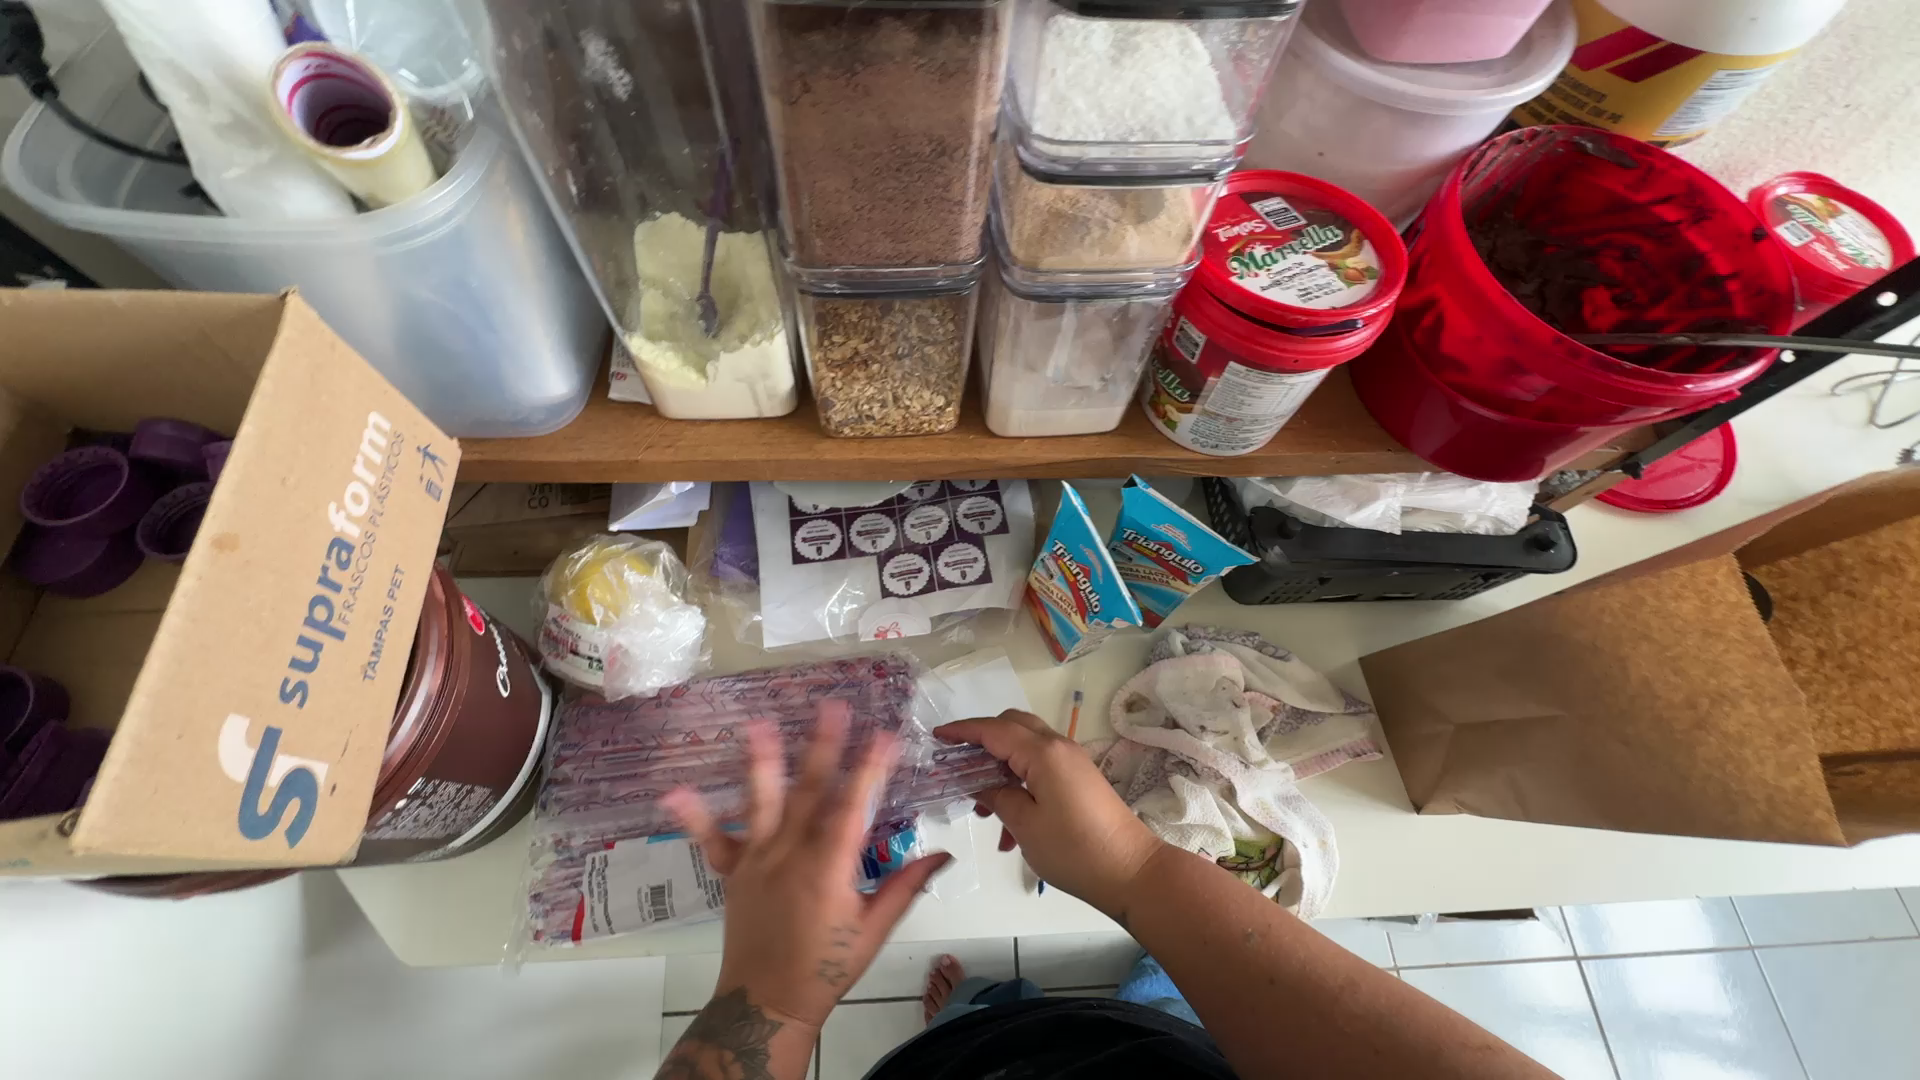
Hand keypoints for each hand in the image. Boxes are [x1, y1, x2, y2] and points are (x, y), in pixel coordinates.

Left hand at [664, 699, 951, 1031]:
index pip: (855, 809)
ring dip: (762, 763)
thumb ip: (905, 887)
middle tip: (832, 708)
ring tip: (758, 726)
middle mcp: (790, 857)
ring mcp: (757, 862)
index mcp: (828, 870)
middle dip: (823, 747)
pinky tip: (674, 793)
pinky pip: (713, 842)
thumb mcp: (873, 931)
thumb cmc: (824, 968)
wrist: (766, 1004)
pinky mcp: (733, 873)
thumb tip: (944, 855)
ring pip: (761, 805)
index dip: (871, 770)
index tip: (885, 735)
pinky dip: (695, 818)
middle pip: (810, 793)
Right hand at [934, 709, 1163, 918]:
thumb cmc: (1074, 849)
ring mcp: (1071, 761)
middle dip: (982, 741)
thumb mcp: (1025, 825)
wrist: (1131, 872)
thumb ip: (996, 797)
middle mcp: (1058, 747)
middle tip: (958, 766)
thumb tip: (979, 785)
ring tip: (982, 809)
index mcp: (1043, 753)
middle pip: (1012, 726)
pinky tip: (1010, 829)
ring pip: (1025, 748)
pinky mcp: (1078, 778)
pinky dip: (1019, 783)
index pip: (993, 730)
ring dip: (1000, 768)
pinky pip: (1040, 767)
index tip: (937, 737)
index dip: (962, 731)